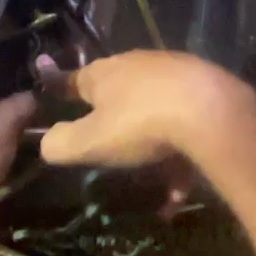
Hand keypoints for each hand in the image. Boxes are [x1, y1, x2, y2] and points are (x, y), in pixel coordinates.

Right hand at [36, 50, 255, 168]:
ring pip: (151, 110)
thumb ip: (62, 143)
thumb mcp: (92, 141)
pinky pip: (182, 123)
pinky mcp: (201, 87)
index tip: (52, 92)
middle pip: (115, 92)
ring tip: (155, 186)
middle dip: (110, 120)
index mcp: (103, 73)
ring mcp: (170, 73)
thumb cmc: (140, 122)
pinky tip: (182, 190)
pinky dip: (178, 155)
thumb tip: (45, 141)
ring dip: (150, 145)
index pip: (73, 79)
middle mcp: (134, 65)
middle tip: (108, 149)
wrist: (209, 110)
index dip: (60, 88)